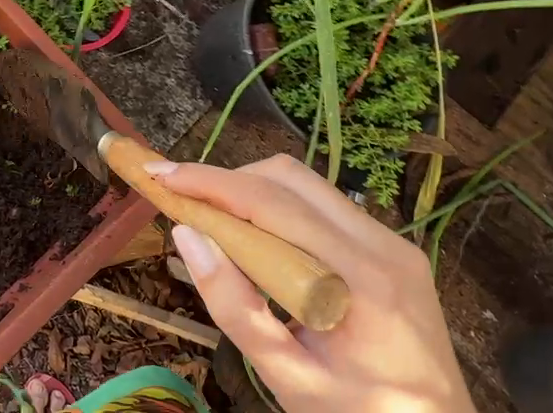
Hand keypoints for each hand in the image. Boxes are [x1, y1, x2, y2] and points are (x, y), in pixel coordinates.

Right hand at [152, 155, 476, 412]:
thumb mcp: (288, 378)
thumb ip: (233, 306)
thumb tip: (184, 233)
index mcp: (364, 278)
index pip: (271, 203)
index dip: (209, 181)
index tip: (158, 174)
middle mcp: (384, 245)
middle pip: (288, 177)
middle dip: (226, 180)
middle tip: (182, 200)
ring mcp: (394, 244)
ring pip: (304, 183)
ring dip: (250, 190)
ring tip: (213, 220)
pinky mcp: (392, 250)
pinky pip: (321, 206)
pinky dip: (276, 207)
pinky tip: (255, 238)